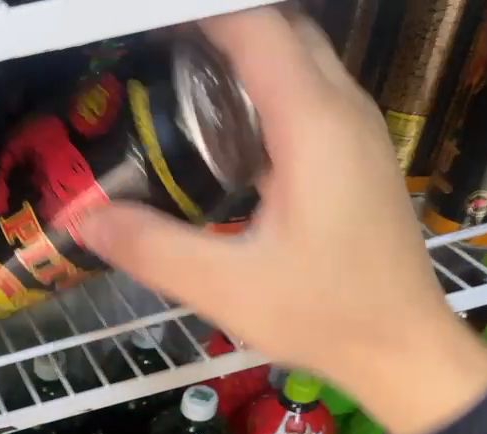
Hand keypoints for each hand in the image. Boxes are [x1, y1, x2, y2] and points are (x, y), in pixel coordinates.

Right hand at [82, 10, 486, 433]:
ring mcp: (358, 131)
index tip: (145, 30)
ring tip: (178, 88)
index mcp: (313, 125)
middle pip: (282, 29)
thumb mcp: (224, 288)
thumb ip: (152, 249)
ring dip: (243, 58)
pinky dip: (264, 94)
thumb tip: (86, 219)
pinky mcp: (358, 158)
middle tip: (154, 61)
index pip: (256, 27)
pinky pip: (309, 98)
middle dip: (218, 29)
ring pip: (300, 61)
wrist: (400, 347)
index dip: (199, 16)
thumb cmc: (322, 315)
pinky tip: (224, 140)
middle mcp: (344, 110)